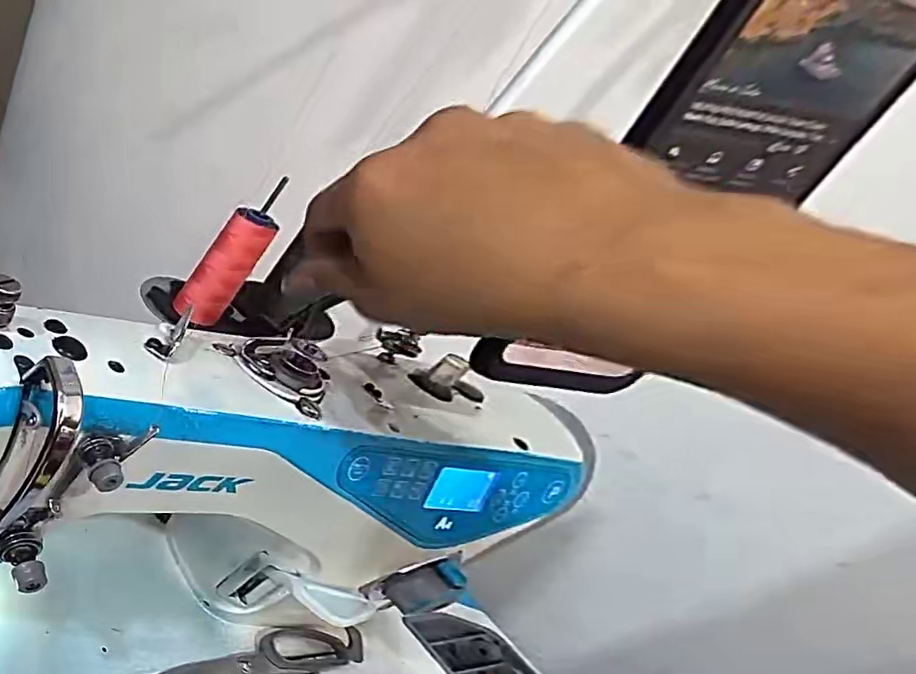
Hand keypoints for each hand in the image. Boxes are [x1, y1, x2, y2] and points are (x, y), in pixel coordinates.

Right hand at [293, 107, 717, 341]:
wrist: (600, 259)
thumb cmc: (493, 280)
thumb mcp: (382, 302)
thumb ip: (334, 280)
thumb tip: (315, 272)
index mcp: (370, 185)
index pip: (320, 216)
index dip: (322, 252)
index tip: (333, 271)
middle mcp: (422, 145)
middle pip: (377, 190)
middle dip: (380, 230)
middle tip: (399, 274)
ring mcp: (482, 131)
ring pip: (434, 175)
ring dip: (433, 212)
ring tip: (457, 262)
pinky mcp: (533, 129)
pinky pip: (489, 165)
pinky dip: (484, 196)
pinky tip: (496, 239)